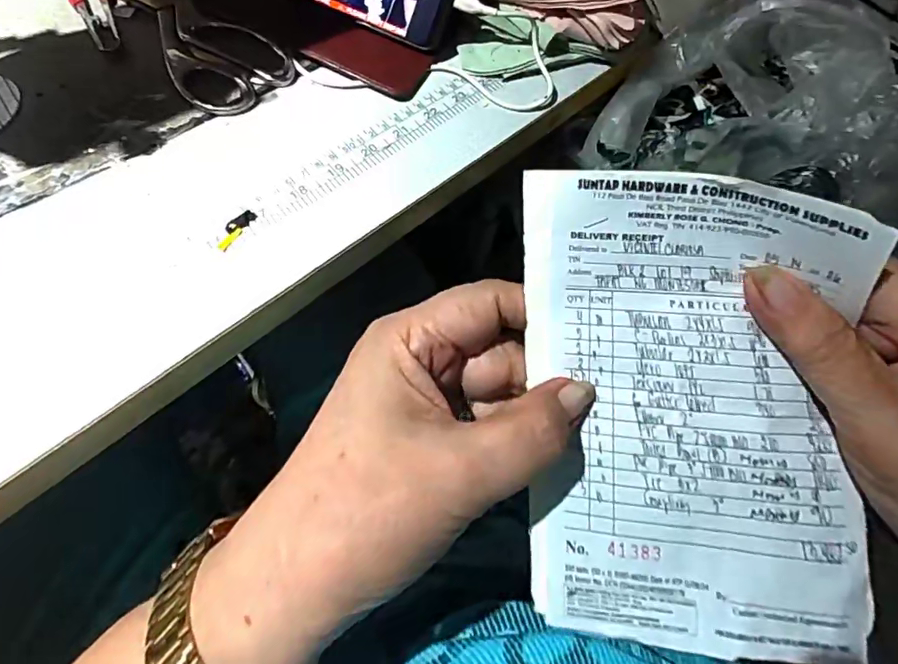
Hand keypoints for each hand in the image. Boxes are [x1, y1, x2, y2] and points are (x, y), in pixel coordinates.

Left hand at [188, 281, 593, 663]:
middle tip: (607, 398)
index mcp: (412, 339)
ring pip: (501, 391)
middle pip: (502, 349)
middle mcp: (423, 359)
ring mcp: (428, 401)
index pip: (490, 303)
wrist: (291, 596)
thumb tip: (587, 392)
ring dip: (535, 416)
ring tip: (586, 435)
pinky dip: (518, 441)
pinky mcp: (435, 440)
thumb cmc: (365, 514)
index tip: (599, 331)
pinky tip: (552, 458)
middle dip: (544, 377)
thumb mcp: (459, 472)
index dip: (542, 312)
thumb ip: (531, 430)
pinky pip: (490, 425)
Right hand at [743, 263, 897, 663]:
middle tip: (711, 297)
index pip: (868, 274)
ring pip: (841, 348)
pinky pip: (845, 384)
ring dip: (792, 351)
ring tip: (720, 333)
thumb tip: (762, 277)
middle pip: (851, 308)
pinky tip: (757, 382)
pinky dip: (807, 386)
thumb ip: (824, 351)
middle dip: (789, 310)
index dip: (803, 265)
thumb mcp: (891, 429)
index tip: (732, 256)